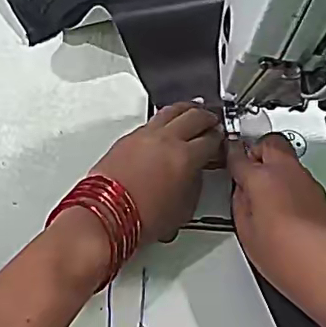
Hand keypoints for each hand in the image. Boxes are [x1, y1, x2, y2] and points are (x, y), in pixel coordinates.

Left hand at [89, 102, 222, 241]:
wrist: (106, 214)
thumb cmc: (138, 217)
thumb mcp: (183, 209)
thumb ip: (194, 185)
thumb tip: (194, 175)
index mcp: (184, 157)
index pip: (210, 140)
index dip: (219, 139)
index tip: (219, 140)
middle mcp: (165, 140)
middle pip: (194, 116)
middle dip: (207, 117)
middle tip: (212, 120)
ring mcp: (144, 136)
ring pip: (170, 111)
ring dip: (185, 110)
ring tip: (191, 111)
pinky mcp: (127, 138)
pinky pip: (151, 121)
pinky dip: (163, 119)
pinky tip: (164, 125)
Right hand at [227, 133, 325, 324]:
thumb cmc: (292, 260)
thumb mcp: (245, 232)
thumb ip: (239, 202)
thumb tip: (240, 192)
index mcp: (263, 178)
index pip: (239, 154)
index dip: (229, 153)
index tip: (227, 156)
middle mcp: (288, 173)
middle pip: (269, 142)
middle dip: (255, 150)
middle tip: (245, 166)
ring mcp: (308, 181)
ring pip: (286, 157)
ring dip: (272, 166)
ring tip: (261, 191)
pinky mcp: (320, 194)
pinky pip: (298, 176)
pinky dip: (286, 182)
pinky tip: (279, 204)